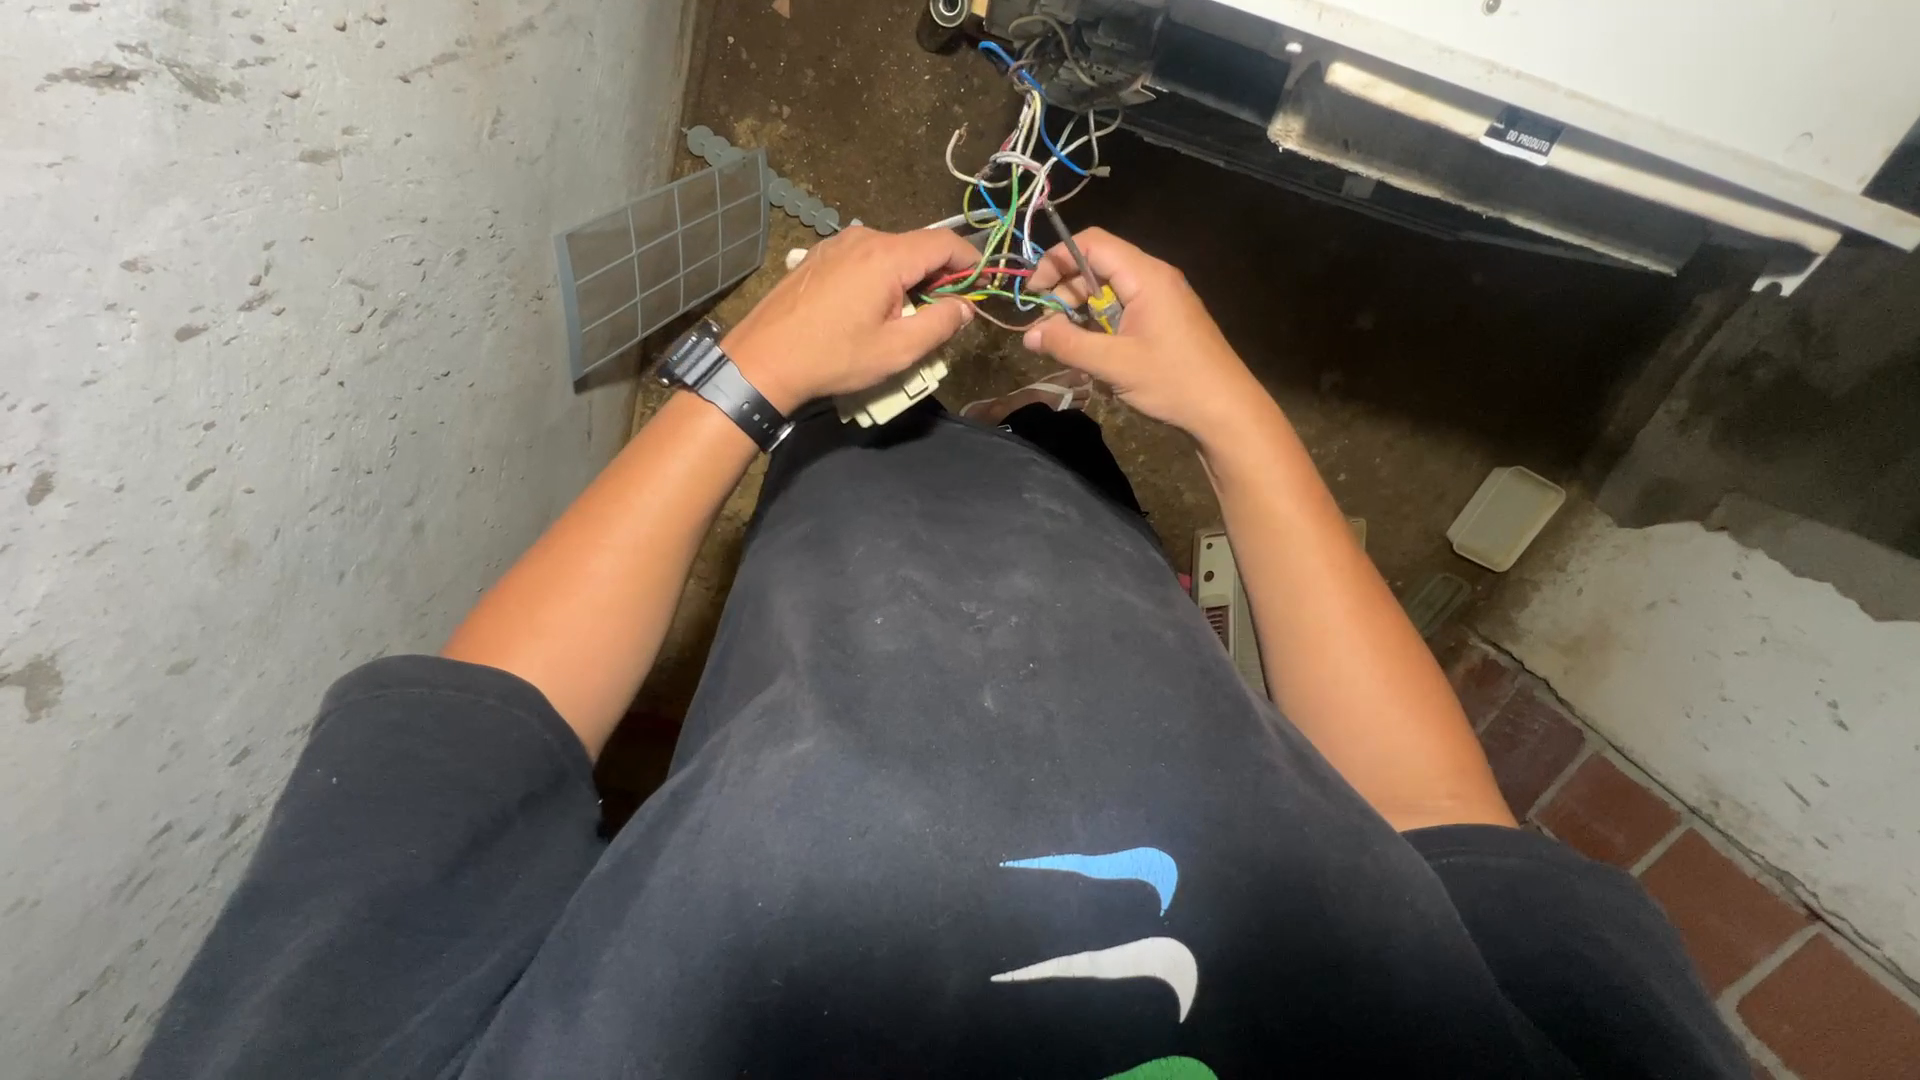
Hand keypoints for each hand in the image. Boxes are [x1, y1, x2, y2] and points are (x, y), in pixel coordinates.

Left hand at [721, 226, 978, 410]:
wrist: (764, 360)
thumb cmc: (834, 358)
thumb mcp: (897, 351)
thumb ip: (941, 324)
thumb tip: (965, 307)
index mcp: (887, 256)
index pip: (945, 243)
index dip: (970, 262)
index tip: (981, 287)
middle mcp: (863, 238)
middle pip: (917, 247)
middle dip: (939, 277)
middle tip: (944, 314)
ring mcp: (836, 245)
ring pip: (891, 254)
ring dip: (909, 280)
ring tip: (906, 318)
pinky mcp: (819, 257)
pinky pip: (864, 260)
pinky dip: (882, 279)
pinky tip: (872, 311)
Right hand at [1023, 228, 1269, 441]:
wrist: (1226, 410)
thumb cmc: (1173, 382)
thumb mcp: (1113, 364)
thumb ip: (1068, 345)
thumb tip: (1029, 334)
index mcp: (1145, 276)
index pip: (1092, 243)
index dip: (1056, 260)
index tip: (1035, 293)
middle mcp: (1153, 278)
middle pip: (1097, 267)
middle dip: (1066, 295)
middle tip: (1048, 330)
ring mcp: (1160, 301)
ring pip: (1107, 294)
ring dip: (1082, 318)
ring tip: (1070, 351)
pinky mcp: (1163, 322)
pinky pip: (1122, 313)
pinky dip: (1102, 331)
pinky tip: (1096, 362)